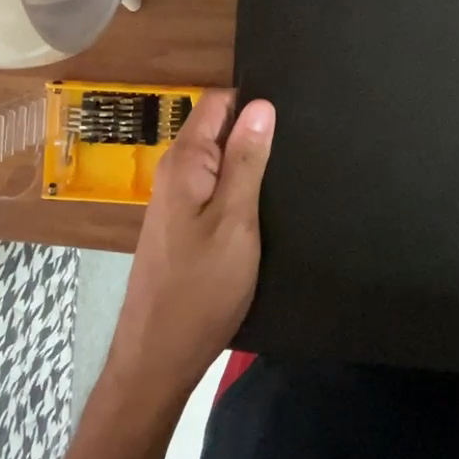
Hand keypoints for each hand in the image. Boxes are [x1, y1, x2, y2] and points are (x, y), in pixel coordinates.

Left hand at [55, 92, 276, 458]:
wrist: (159, 357)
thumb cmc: (201, 288)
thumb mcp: (235, 220)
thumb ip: (247, 160)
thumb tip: (261, 104)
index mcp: (185, 162)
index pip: (218, 102)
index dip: (253, 101)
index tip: (291, 112)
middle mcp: (175, 172)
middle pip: (218, 128)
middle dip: (255, 132)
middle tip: (298, 149)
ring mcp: (176, 199)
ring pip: (219, 160)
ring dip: (249, 163)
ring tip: (289, 175)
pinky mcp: (182, 224)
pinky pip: (214, 187)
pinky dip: (239, 189)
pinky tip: (264, 206)